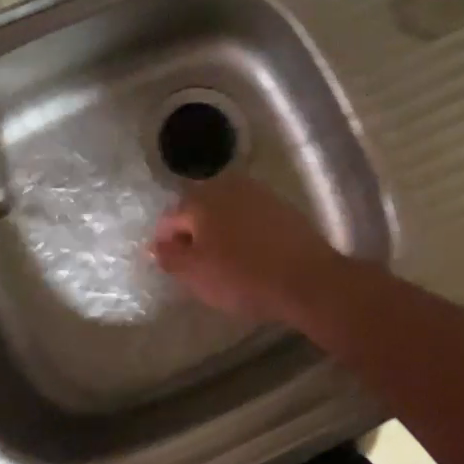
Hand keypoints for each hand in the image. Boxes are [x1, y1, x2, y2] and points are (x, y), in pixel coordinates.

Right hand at [150, 174, 351, 325]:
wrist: (307, 278)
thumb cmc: (243, 277)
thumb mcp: (195, 274)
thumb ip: (169, 257)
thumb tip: (156, 246)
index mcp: (200, 198)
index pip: (169, 219)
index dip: (166, 244)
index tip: (173, 269)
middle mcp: (227, 185)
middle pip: (198, 211)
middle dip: (193, 235)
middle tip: (196, 267)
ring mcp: (258, 193)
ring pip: (226, 213)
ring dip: (219, 233)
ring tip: (223, 263)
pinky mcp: (282, 206)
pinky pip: (251, 218)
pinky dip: (244, 233)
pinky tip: (250, 256)